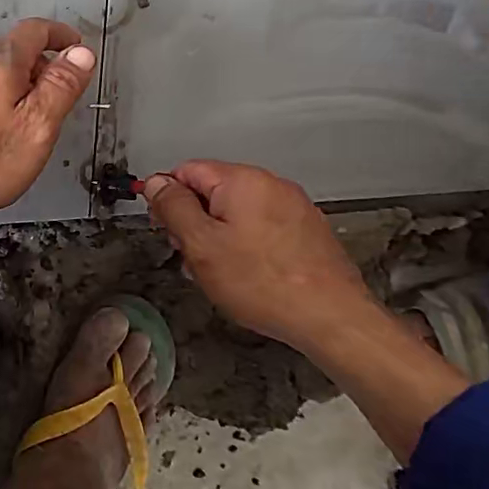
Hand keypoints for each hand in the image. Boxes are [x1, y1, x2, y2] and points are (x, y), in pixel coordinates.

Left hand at [0, 18, 96, 260]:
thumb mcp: (39, 124)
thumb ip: (62, 85)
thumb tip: (81, 55)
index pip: (36, 30)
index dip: (61, 36)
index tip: (75, 48)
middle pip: (15, 48)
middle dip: (41, 65)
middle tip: (58, 95)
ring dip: (19, 82)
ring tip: (30, 118)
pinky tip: (0, 127)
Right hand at [142, 161, 375, 348]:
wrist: (331, 318)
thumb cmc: (264, 283)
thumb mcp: (201, 244)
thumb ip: (173, 207)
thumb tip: (157, 182)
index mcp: (242, 180)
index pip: (187, 170)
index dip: (169, 198)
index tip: (166, 228)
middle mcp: (270, 184)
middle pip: (213, 190)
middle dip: (195, 221)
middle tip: (191, 257)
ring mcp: (293, 206)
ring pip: (237, 211)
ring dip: (219, 236)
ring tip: (220, 273)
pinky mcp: (307, 230)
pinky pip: (262, 227)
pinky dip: (246, 245)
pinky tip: (247, 275)